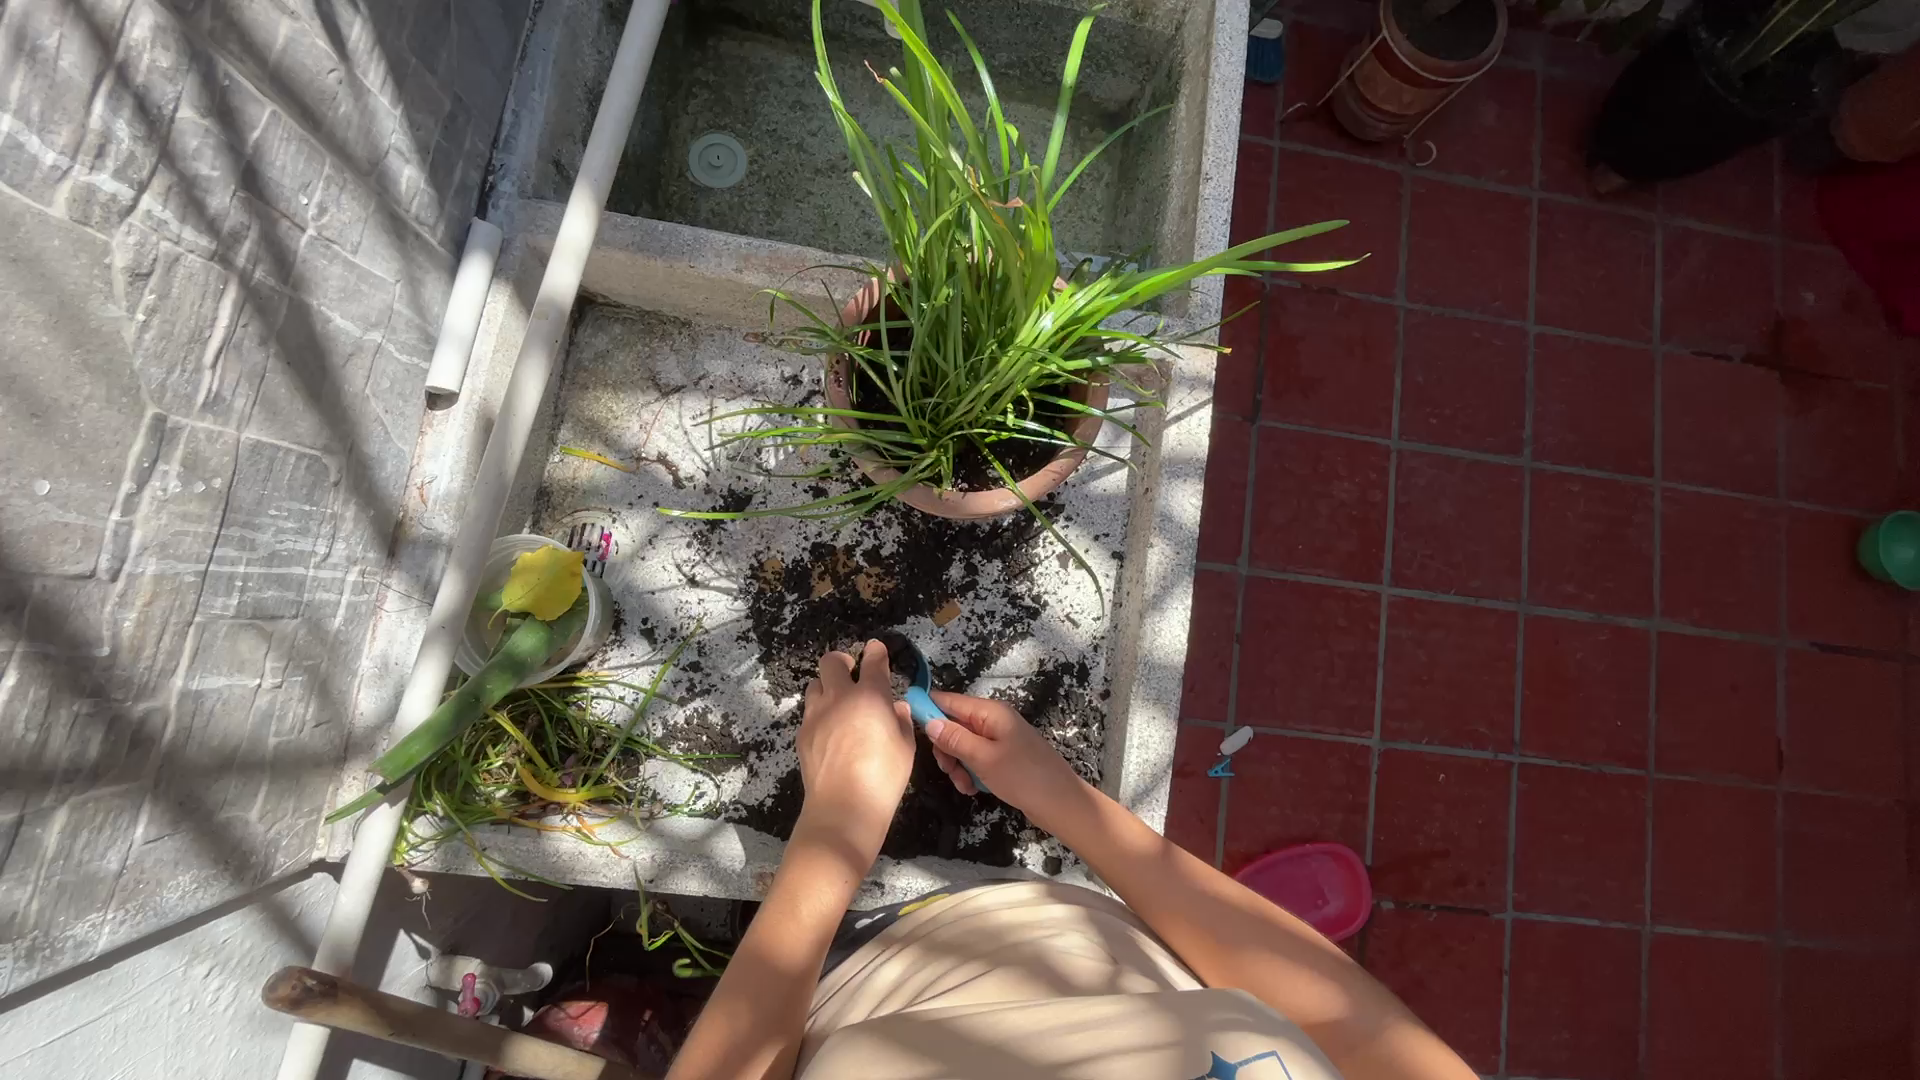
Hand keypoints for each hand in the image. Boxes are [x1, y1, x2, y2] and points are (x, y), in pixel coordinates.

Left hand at [797, 640, 914, 844]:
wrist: (843, 808)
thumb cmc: (883, 777)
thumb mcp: (906, 747)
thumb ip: (901, 720)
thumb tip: (895, 707)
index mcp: (870, 696)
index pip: (873, 661)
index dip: (876, 652)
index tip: (877, 650)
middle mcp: (840, 698)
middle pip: (831, 661)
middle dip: (843, 660)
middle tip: (852, 672)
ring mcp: (816, 715)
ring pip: (815, 684)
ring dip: (828, 686)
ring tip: (839, 703)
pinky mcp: (802, 734)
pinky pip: (810, 712)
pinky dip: (821, 712)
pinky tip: (831, 731)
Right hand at [921, 691, 1085, 824]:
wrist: (1060, 802)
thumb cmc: (1023, 776)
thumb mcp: (983, 758)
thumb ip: (954, 739)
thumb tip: (929, 720)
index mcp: (990, 712)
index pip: (949, 700)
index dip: (928, 708)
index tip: (908, 724)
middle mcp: (993, 720)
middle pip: (954, 725)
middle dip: (946, 748)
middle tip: (948, 770)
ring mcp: (999, 739)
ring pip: (963, 746)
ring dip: (958, 765)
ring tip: (966, 786)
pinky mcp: (1003, 757)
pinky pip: (977, 759)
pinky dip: (972, 773)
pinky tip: (975, 789)